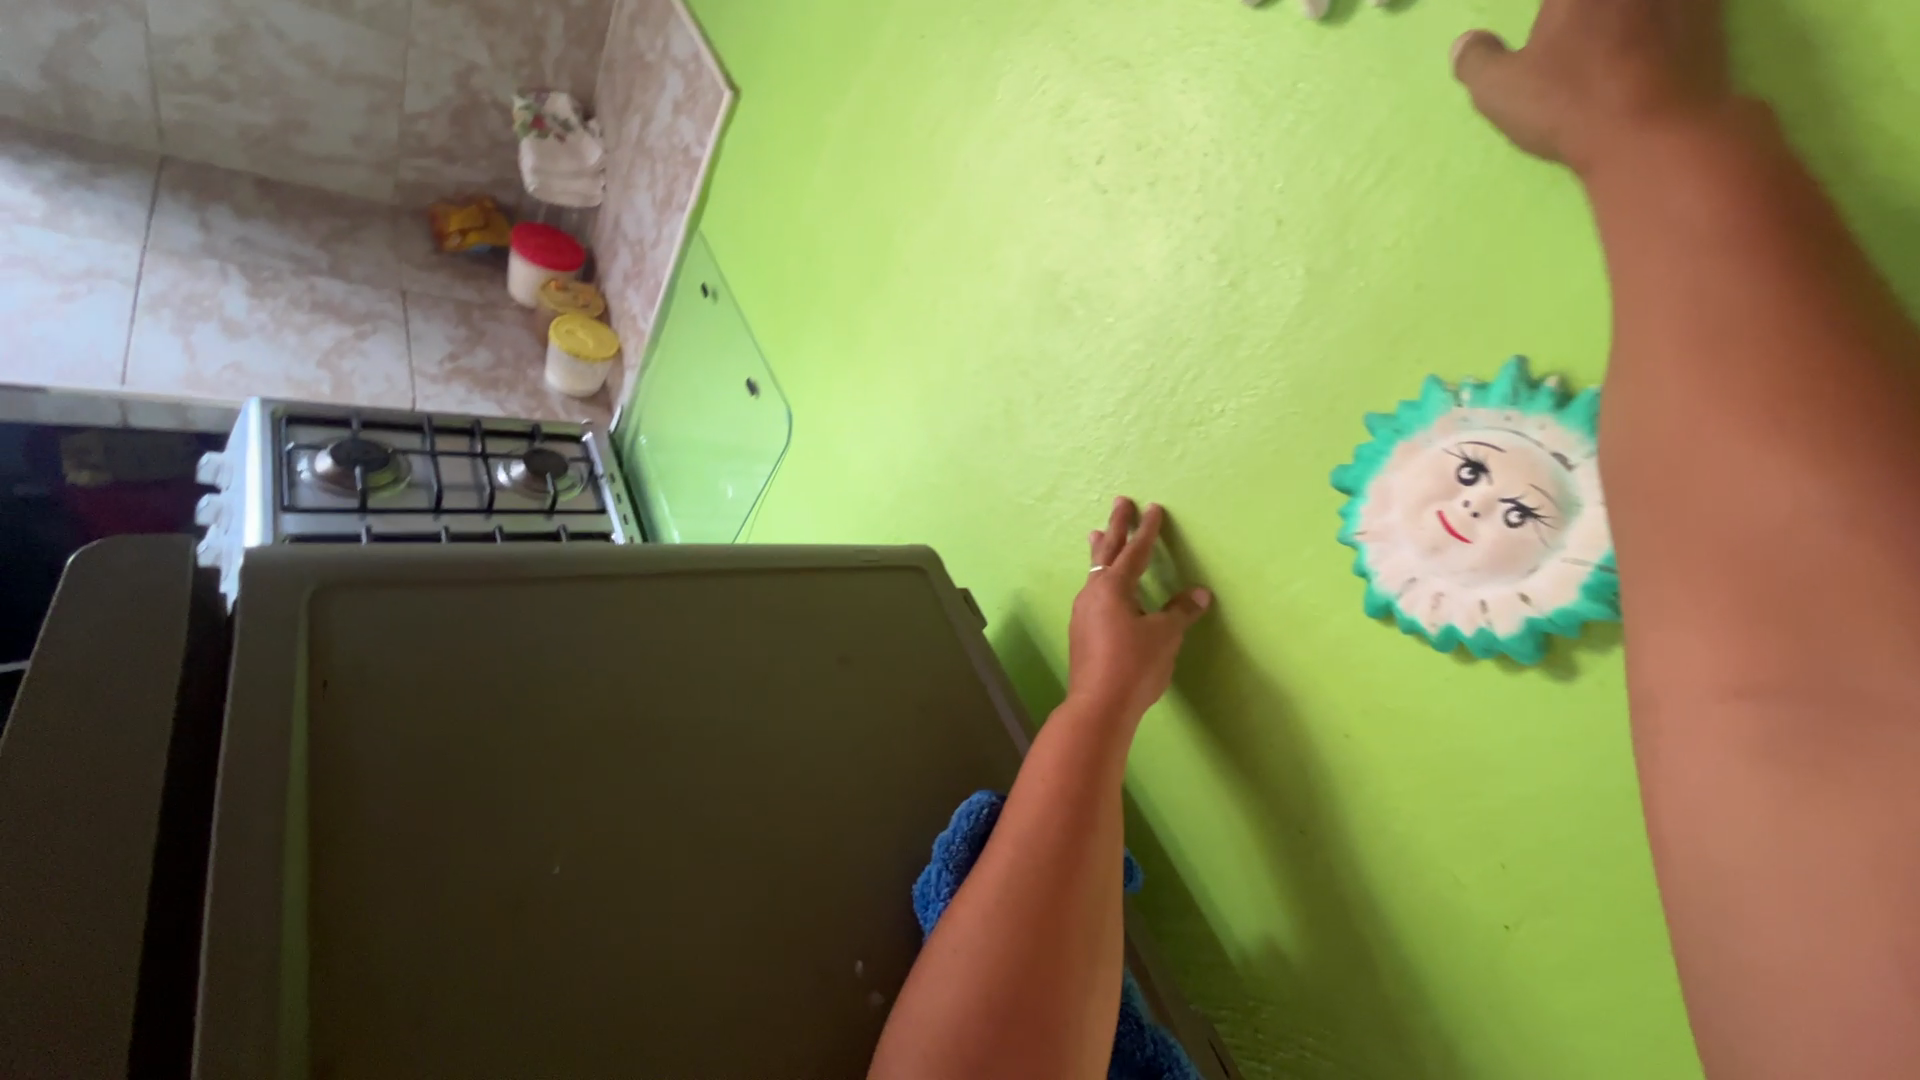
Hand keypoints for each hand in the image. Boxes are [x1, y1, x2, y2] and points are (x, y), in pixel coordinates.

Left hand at [1066, 498, 1211, 723]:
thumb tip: (1198, 594)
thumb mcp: (1164, 636)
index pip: (1134, 552)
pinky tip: (1101, 587)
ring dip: (1101, 552)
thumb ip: (1180, 612)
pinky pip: (1093, 593)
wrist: (1098, 705)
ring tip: (1098, 534)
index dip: (1147, 530)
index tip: (1153, 508)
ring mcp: (1083, 613)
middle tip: (1120, 502)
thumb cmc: (1134, 665)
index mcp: (1113, 588)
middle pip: (1106, 553)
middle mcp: (1092, 594)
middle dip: (1115, 527)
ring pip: (1094, 573)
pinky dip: (1100, 578)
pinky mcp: (1081, 632)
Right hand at [1452, 0, 1735, 175]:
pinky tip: (1660, 27)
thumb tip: (1465, 42)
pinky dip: (1676, 12)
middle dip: (1578, 12)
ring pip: (1648, 2)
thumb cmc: (1567, 103)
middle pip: (1592, 3)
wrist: (1654, 129)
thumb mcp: (1498, 90)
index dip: (1549, 12)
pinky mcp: (1714, 9)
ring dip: (1635, 11)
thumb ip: (1477, 61)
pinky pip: (1694, 3)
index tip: (1544, 21)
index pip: (1554, 0)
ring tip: (1619, 32)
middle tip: (1572, 25)